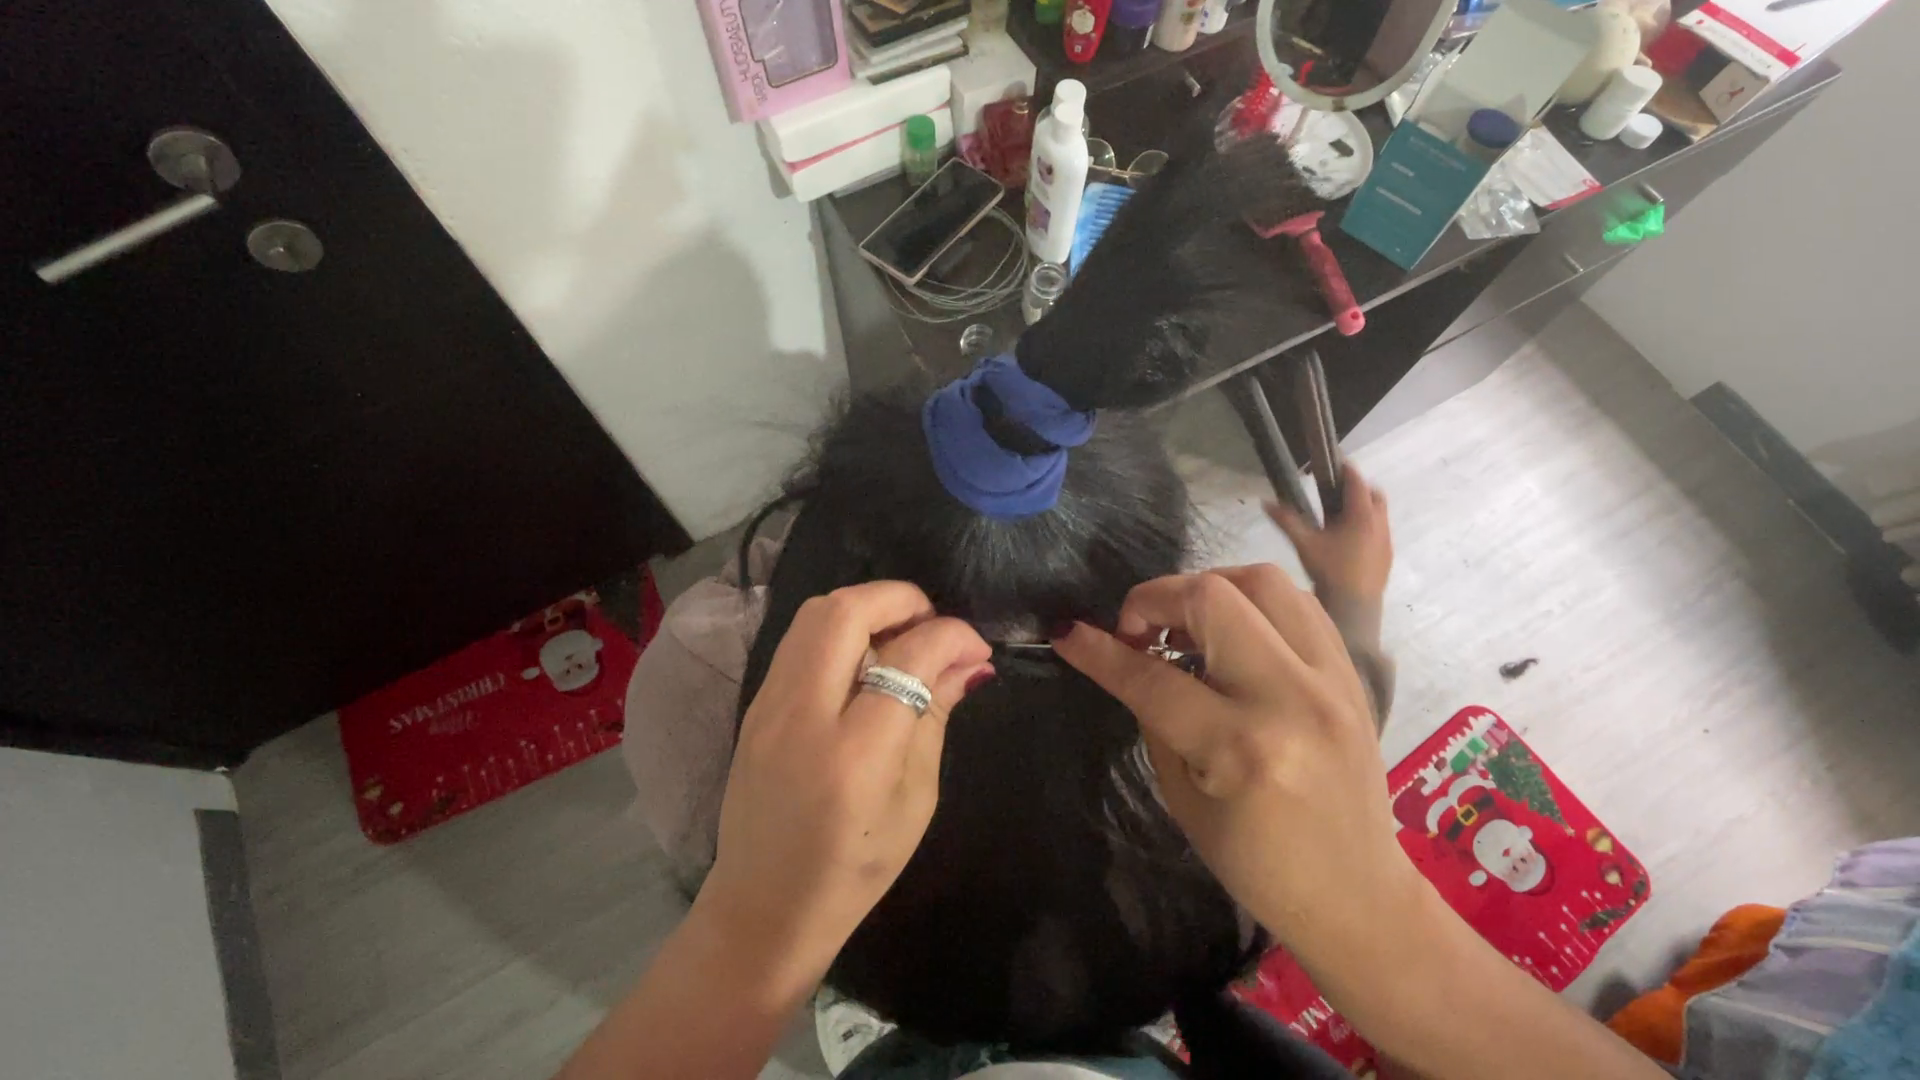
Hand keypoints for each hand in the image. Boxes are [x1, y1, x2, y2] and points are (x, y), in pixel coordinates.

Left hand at [694, 582, 992, 992]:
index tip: (976, 648)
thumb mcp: (914, 800)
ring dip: (867, 608)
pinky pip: (799, 641)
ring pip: (814, 614)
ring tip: (902, 639)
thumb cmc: (853, 870)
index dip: (951, 635)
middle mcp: (802, 714)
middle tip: (934, 626)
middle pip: (845, 610)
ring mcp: (768, 706)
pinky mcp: (754, 706)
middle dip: (901, 599)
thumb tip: (967, 662)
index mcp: (855, 753)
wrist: (762, 906)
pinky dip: (839, 631)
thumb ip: (935, 718)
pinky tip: (865, 662)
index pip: (908, 656)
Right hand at [1052, 567, 1420, 947]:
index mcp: (1241, 748)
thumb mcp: (1183, 794)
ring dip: (1208, 590)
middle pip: (1213, 598)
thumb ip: (1154, 713)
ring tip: (1186, 626)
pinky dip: (1253, 604)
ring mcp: (1332, 680)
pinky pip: (1298, 604)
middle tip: (1137, 632)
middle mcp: (1292, 699)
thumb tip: (1123, 656)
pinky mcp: (1353, 674)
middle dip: (1155, 600)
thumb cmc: (1256, 862)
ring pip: (1263, 582)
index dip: (1100, 651)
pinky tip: (1232, 633)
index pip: (1153, 677)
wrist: (1355, 893)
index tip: (1068, 634)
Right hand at [1268, 464, 1391, 627]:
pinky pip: (1381, 531)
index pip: (1356, 482)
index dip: (1347, 469)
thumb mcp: (1303, 544)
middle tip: (1338, 490)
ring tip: (1342, 516)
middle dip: (1359, 487)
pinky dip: (1369, 526)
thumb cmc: (1329, 570)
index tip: (1336, 462)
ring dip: (1365, 507)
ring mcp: (1386, 539)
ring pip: (1380, 513)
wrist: (1355, 605)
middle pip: (1375, 494)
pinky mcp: (1387, 555)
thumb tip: (1265, 502)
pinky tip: (1350, 541)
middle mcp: (1379, 523)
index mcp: (1361, 515)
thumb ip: (1286, 520)